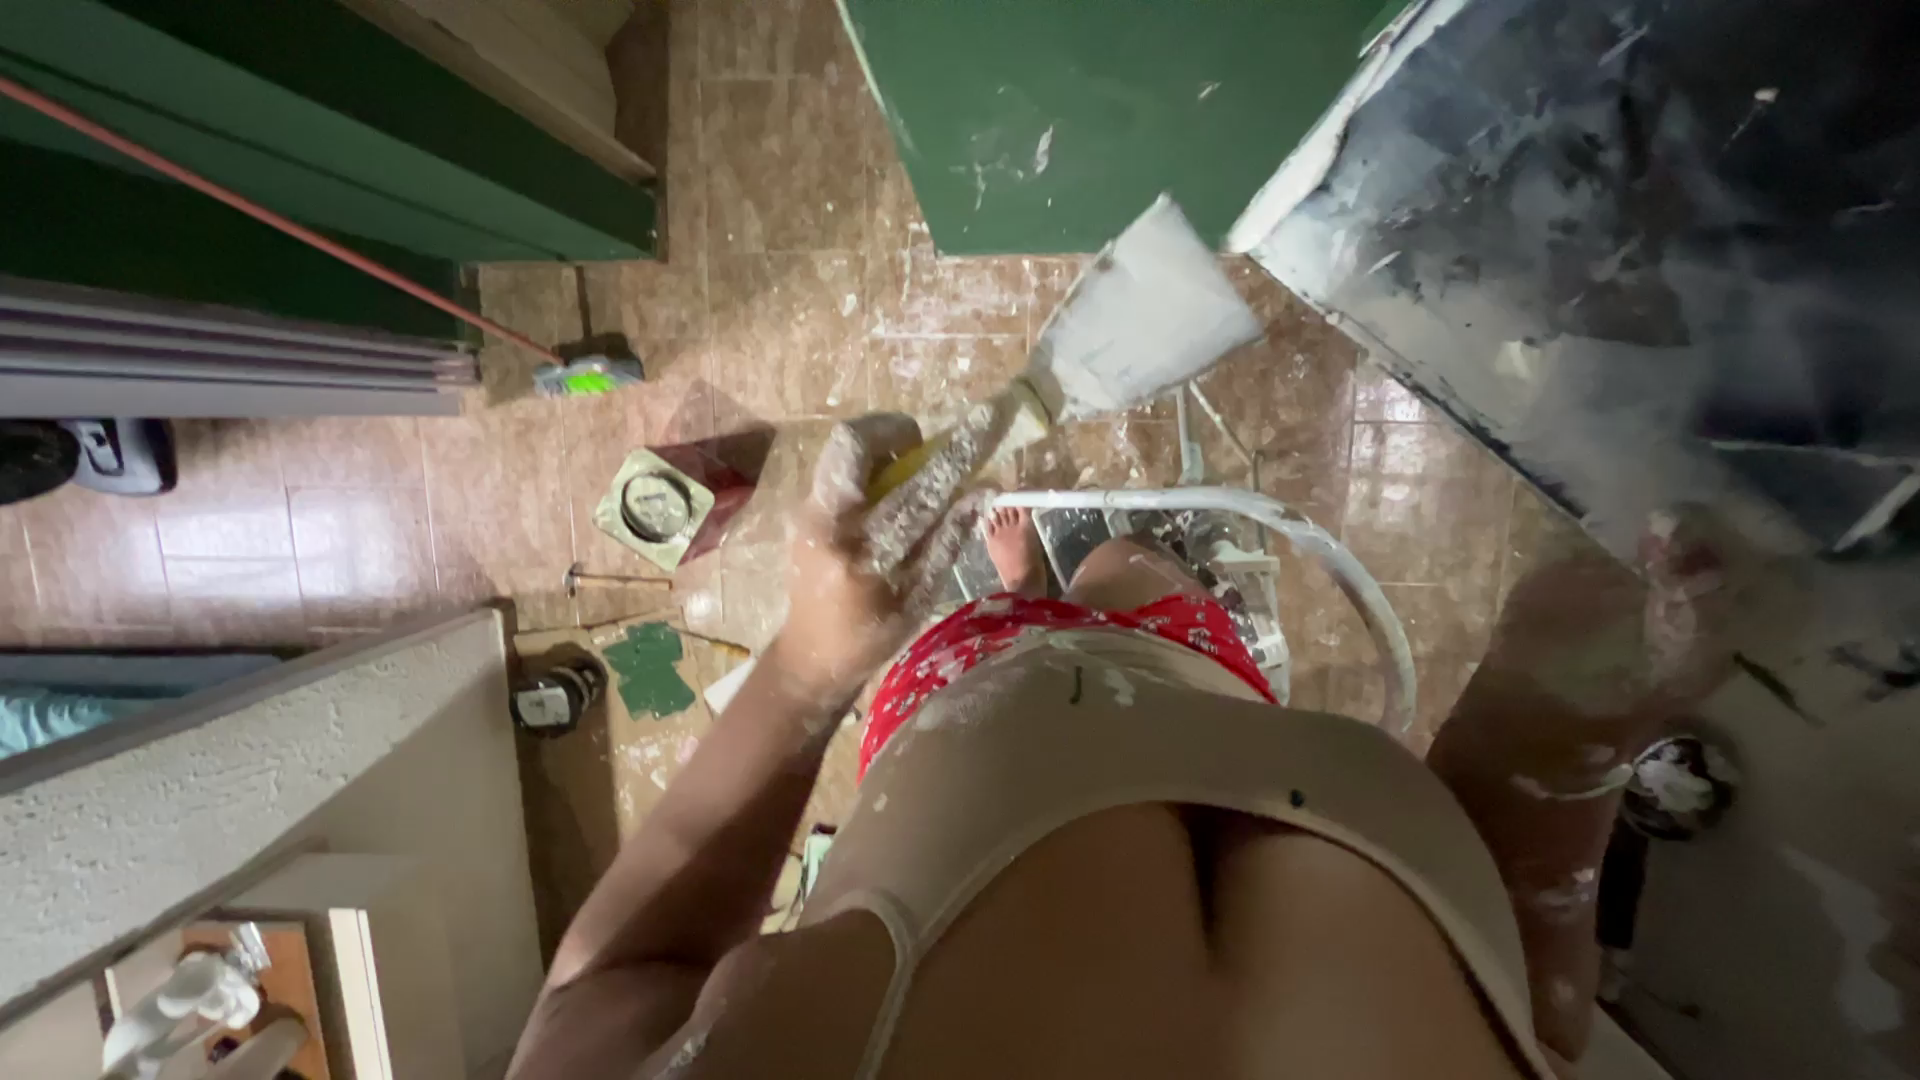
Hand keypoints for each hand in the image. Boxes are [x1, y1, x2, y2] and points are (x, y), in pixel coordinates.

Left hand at [770, 416, 988, 706]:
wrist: (806, 654)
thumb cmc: (870, 636)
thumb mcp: (919, 599)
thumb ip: (948, 541)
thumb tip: (983, 490)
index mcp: (866, 557)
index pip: (919, 491)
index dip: (955, 454)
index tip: (983, 421)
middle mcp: (827, 525)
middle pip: (853, 444)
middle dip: (897, 431)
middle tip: (920, 447)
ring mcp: (806, 513)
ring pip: (841, 449)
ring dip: (879, 446)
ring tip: (902, 471)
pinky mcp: (799, 510)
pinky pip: (837, 467)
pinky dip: (866, 466)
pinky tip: (881, 493)